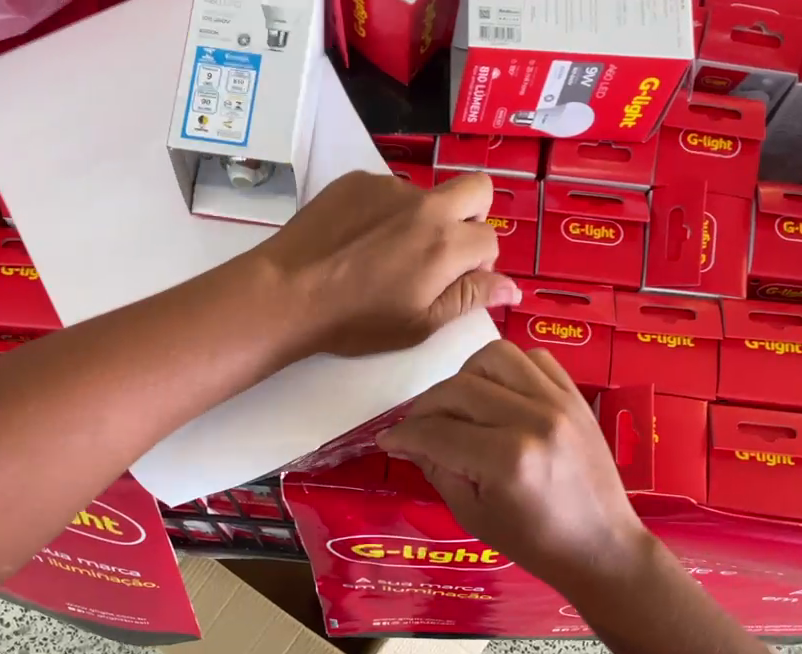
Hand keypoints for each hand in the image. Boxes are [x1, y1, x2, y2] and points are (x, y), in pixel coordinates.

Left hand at [252, 170, 519, 357]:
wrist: (288, 293)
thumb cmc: (356, 321)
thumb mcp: (419, 324)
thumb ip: (468, 298)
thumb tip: (512, 287)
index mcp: (447, 244)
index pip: (491, 239)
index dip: (480, 263)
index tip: (456, 281)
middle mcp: (426, 205)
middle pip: (477, 188)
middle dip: (473, 216)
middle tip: (443, 252)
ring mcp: (390, 187)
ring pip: (428, 194)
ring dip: (423, 218)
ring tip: (385, 256)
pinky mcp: (357, 180)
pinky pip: (389, 191)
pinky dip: (386, 213)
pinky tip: (359, 243)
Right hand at [377, 341, 653, 594]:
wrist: (600, 546)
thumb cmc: (534, 543)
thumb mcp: (473, 515)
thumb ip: (437, 470)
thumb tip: (407, 441)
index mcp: (505, 460)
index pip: (436, 432)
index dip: (404, 435)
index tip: (390, 440)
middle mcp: (532, 420)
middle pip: (458, 389)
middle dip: (426, 408)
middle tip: (417, 429)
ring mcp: (558, 403)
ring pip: (494, 358)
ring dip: (465, 377)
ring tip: (459, 406)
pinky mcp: (575, 397)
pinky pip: (533, 359)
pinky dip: (507, 370)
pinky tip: (498, 396)